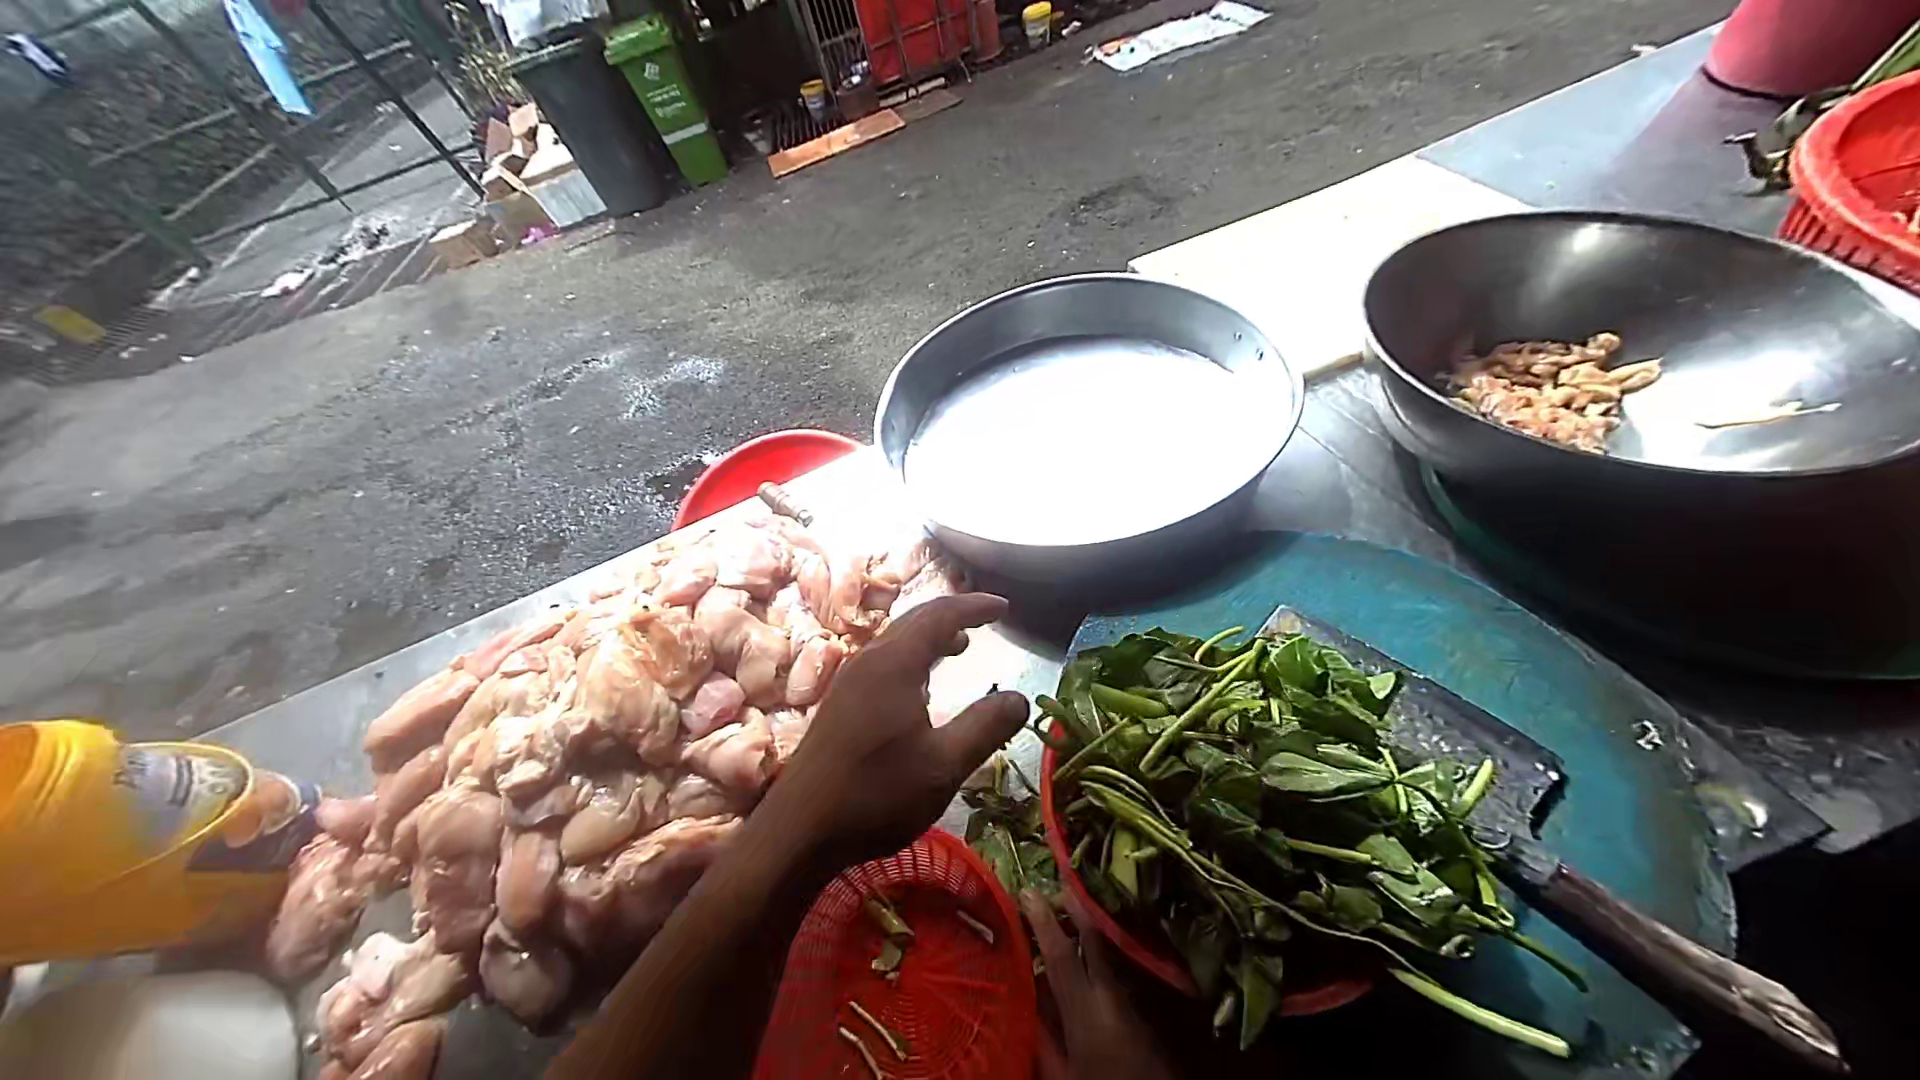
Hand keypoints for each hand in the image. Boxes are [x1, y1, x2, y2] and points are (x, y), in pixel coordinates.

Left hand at [759, 592, 1029, 870]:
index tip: (1003, 607)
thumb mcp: (944, 765)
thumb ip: (985, 727)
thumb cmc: (876, 795)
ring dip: (930, 637)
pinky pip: (884, 662)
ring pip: (897, 642)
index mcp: (894, 664)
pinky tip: (921, 688)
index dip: (974, 607)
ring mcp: (849, 682)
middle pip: (915, 621)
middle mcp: (869, 662)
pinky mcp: (840, 704)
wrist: (799, 831)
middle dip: (953, 615)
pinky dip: (913, 658)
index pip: (940, 616)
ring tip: (960, 646)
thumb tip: (1019, 698)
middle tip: (986, 619)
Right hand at [1024, 891, 1179, 1079]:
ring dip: (1083, 927)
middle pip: (1091, 938)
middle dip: (1072, 909)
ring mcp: (1128, 1000)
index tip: (1027, 891)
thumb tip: (1023, 1006)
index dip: (1043, 920)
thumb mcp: (1063, 1078)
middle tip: (1052, 889)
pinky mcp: (1140, 1010)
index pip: (1061, 955)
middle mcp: (1109, 995)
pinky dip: (1093, 951)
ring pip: (1102, 950)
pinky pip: (1110, 967)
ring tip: (1064, 912)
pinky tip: (1081, 954)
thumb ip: (1043, 1042)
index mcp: (1085, 1011)